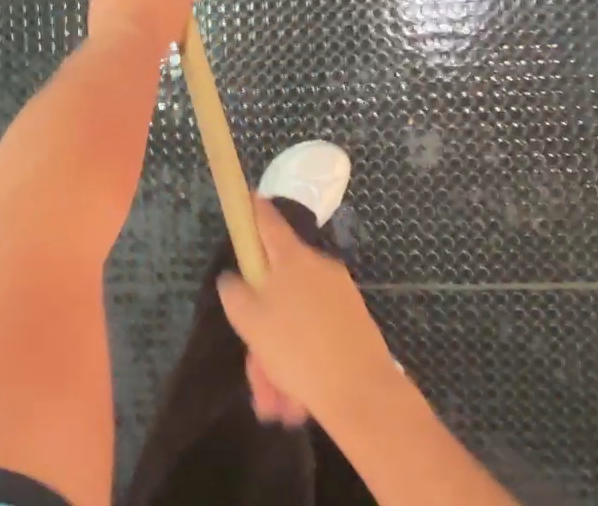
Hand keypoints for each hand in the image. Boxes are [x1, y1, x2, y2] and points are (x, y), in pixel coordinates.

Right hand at [218, 197, 396, 427]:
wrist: (362, 393)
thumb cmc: (298, 349)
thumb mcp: (250, 322)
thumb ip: (236, 293)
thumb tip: (235, 278)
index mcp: (292, 258)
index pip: (267, 220)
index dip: (251, 209)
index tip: (244, 197)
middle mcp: (318, 267)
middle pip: (277, 286)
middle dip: (261, 326)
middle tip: (255, 365)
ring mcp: (340, 294)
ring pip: (295, 319)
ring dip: (279, 356)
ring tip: (274, 400)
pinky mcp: (354, 323)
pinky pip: (316, 335)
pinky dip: (301, 362)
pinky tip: (295, 400)